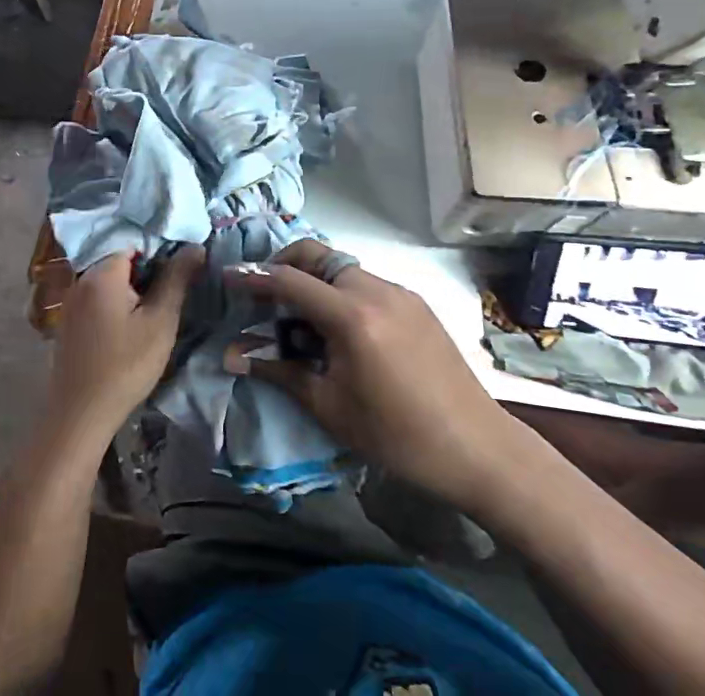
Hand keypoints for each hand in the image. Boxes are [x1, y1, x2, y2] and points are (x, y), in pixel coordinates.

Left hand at [50, 246, 204, 436]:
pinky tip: (129, 326)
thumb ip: (177, 279)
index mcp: (101, 273)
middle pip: (120, 260)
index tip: (181, 274)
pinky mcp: (69, 322)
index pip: (136, 244)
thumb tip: (195, 247)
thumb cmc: (126, 365)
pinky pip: (97, 298)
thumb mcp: (161, 321)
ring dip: (132, 290)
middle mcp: (80, 279)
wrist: (81, 414)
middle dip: (147, 272)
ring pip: (109, 281)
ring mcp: (71, 301)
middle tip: (171, 296)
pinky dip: (116, 303)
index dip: (161, 254)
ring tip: (155, 311)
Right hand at [229, 240, 525, 509]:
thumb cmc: (396, 435)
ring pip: (344, 269)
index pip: (290, 280)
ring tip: (300, 319)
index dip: (254, 276)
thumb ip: (280, 371)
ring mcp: (402, 294)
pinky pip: (368, 284)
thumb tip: (233, 356)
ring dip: (315, 281)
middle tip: (263, 293)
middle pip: (319, 257)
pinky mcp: (417, 304)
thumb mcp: (330, 406)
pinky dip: (342, 292)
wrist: (476, 446)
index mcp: (352, 316)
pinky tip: (339, 330)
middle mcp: (377, 291)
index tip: (228, 277)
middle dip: (285, 264)